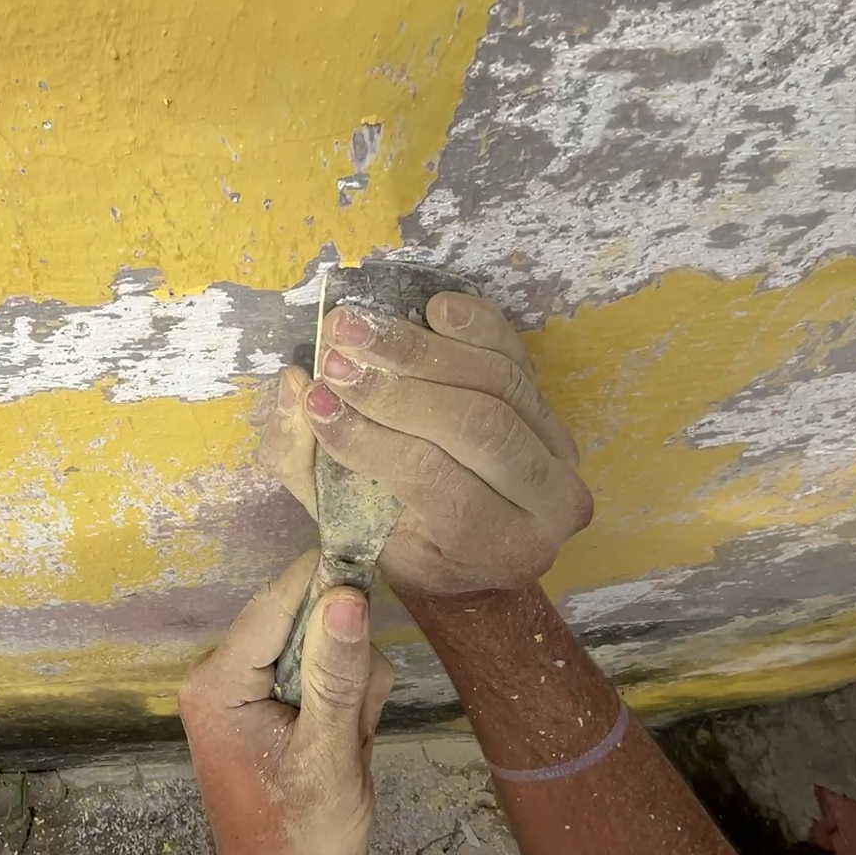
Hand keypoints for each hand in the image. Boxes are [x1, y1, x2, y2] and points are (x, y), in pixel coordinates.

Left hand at [179, 550, 395, 854]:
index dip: (316, 579)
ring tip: (346, 739)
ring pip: (305, 646)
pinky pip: (304, 670)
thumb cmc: (299, 834)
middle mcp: (217, 673)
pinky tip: (338, 737)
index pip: (271, 606)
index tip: (361, 555)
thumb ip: (338, 675)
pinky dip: (333, 694)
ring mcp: (235, 685)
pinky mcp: (255, 698)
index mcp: (219, 682)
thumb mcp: (328, 756)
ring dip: (340, 682)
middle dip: (337, 655)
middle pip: (291, 623)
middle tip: (358, 708)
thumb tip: (347, 597)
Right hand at [257, 290, 591, 595]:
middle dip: (396, 387)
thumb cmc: (391, 535)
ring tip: (355, 326)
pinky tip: (431, 308)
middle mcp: (549, 506)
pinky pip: (517, 356)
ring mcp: (560, 451)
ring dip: (419, 349)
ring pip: (498, 383)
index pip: (432, 480)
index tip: (318, 401)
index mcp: (492, 546)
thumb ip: (299, 457)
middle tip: (334, 357)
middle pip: (476, 425)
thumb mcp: (334, 514)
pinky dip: (477, 326)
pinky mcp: (550, 407)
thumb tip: (295, 385)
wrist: (459, 539)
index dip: (370, 439)